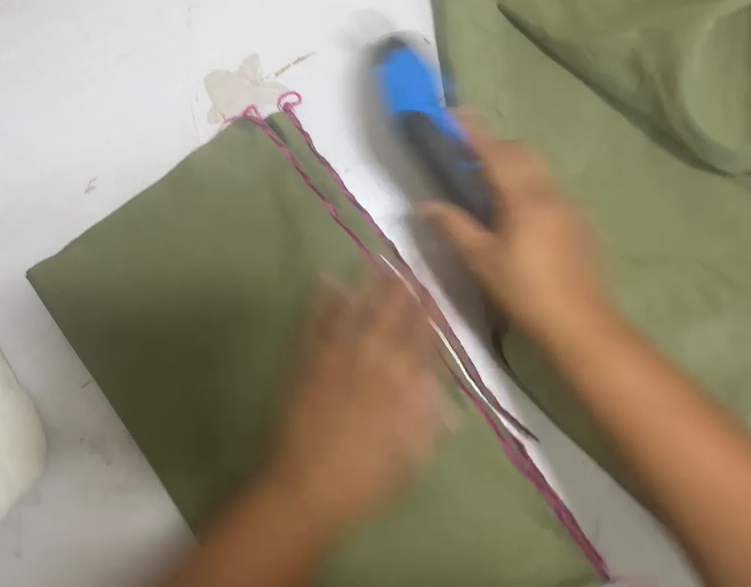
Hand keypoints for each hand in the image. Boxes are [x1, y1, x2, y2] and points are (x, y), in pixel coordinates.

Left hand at [259, 273, 444, 536]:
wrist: (308, 490)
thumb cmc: (363, 482)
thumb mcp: (408, 458)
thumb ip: (425, 421)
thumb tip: (442, 392)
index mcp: (400, 392)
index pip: (419, 346)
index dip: (427, 317)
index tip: (432, 293)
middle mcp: (371, 368)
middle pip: (390, 322)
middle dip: (400, 293)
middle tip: (408, 265)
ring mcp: (337, 362)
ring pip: (356, 315)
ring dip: (367, 288)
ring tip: (376, 261)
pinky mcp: (308, 363)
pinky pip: (317, 325)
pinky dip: (323, 302)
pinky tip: (328, 280)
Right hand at [421, 114, 613, 341]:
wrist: (583, 325)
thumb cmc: (526, 291)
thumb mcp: (482, 260)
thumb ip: (454, 226)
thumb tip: (426, 204)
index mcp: (522, 197)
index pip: (494, 151)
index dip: (473, 130)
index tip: (455, 112)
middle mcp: (548, 192)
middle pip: (522, 151)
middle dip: (495, 146)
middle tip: (467, 160)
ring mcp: (569, 206)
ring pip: (537, 170)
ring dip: (512, 167)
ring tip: (488, 192)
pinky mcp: (580, 223)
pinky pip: (549, 190)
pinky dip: (529, 188)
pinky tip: (517, 220)